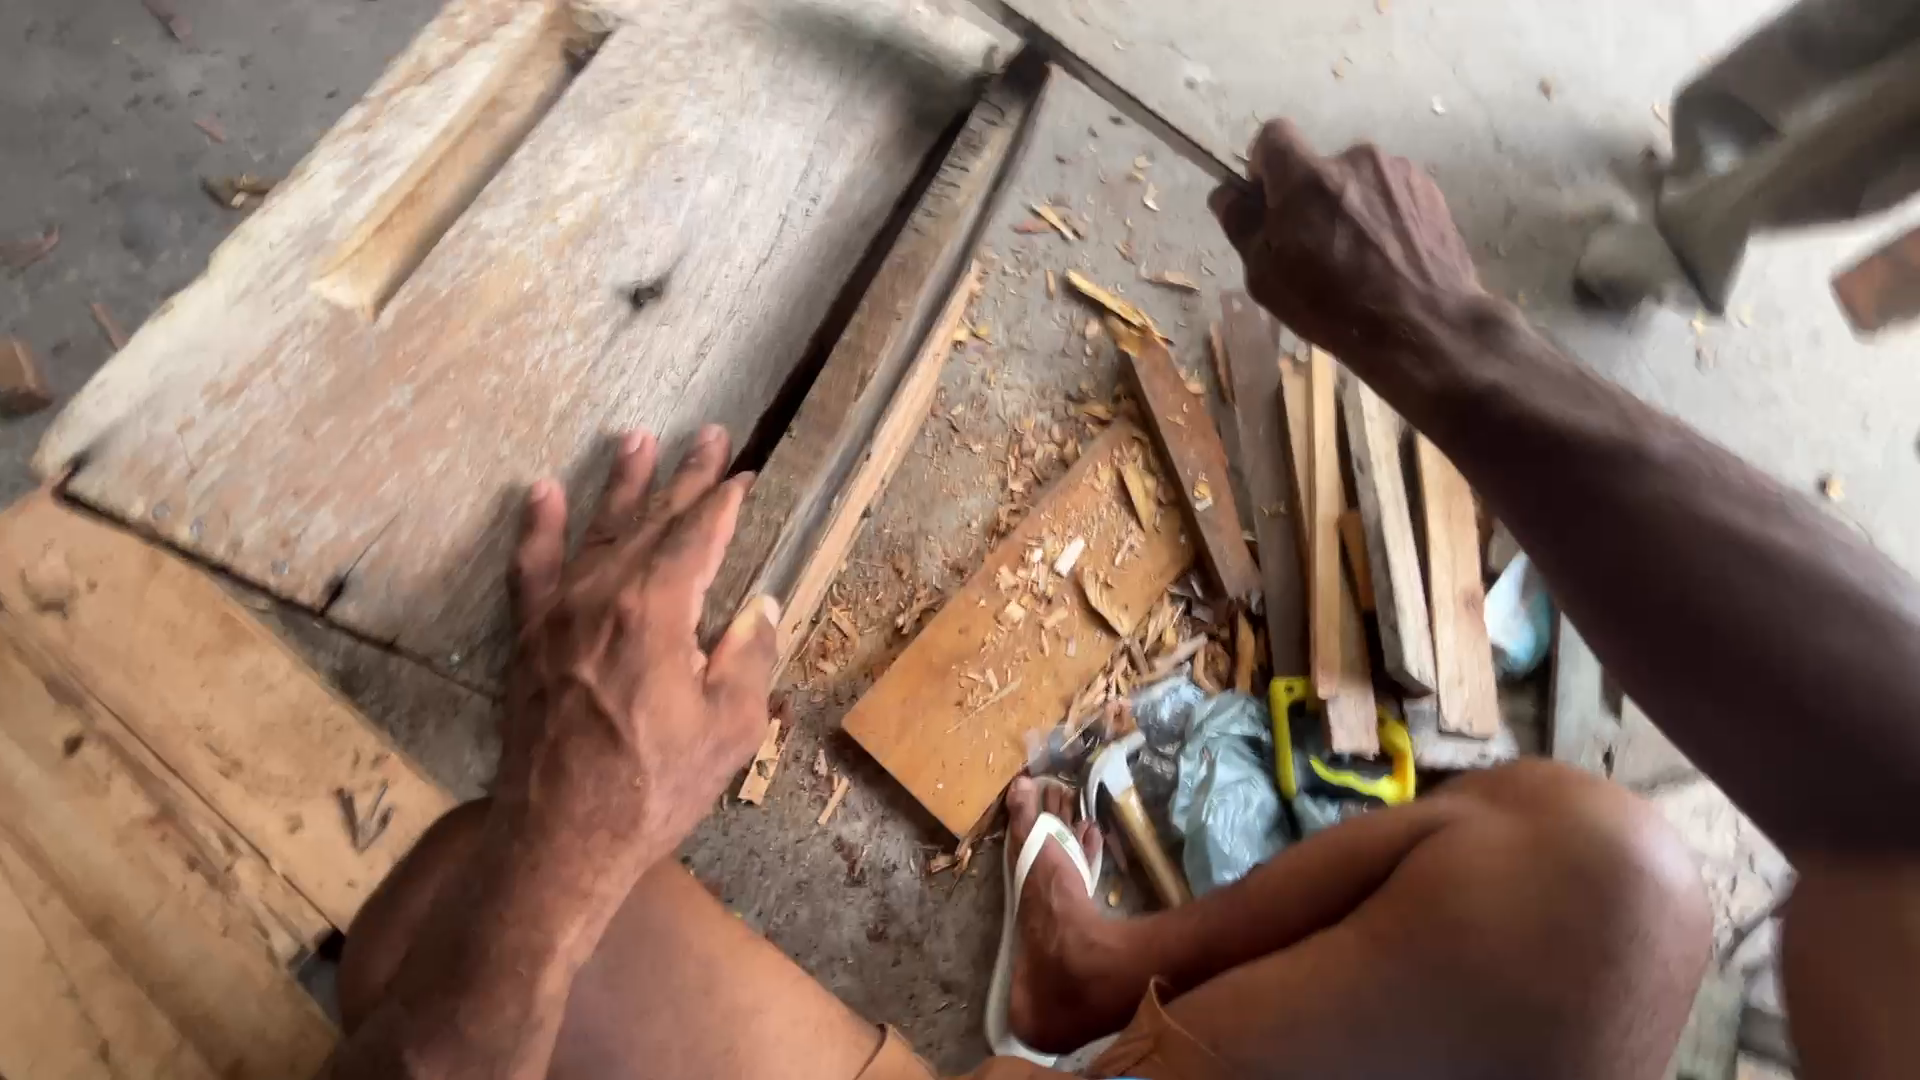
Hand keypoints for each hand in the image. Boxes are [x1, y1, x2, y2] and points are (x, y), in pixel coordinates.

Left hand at [494, 425, 776, 895]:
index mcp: (657, 612)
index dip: (724, 501)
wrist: (560, 841)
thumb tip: (762, 603)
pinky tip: (540, 492)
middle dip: (685, 477)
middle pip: (652, 521)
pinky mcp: (529, 639)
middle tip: (708, 434)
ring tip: (636, 440)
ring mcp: (558, 614)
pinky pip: (531, 569)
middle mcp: (603, 596)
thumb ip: (749, 654)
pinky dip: (536, 528)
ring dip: (621, 485)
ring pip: (595, 531)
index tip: (744, 473)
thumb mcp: (731, 725)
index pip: (698, 536)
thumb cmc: (657, 785)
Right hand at [1209, 120, 1482, 359]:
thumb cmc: (1329, 306)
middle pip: (1316, 167)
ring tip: (1353, 259)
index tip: (1267, 201)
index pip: (1272, 136)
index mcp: (1305, 178)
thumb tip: (1226, 194)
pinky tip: (1382, 257)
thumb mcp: (1265, 277)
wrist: (1420, 322)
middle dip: (1307, 198)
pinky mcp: (1427, 187)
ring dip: (1345, 209)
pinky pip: (1387, 194)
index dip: (1263, 165)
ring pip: (1353, 181)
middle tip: (1311, 249)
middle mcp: (1352, 158)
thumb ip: (1242, 226)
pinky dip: (1377, 218)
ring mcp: (1396, 170)